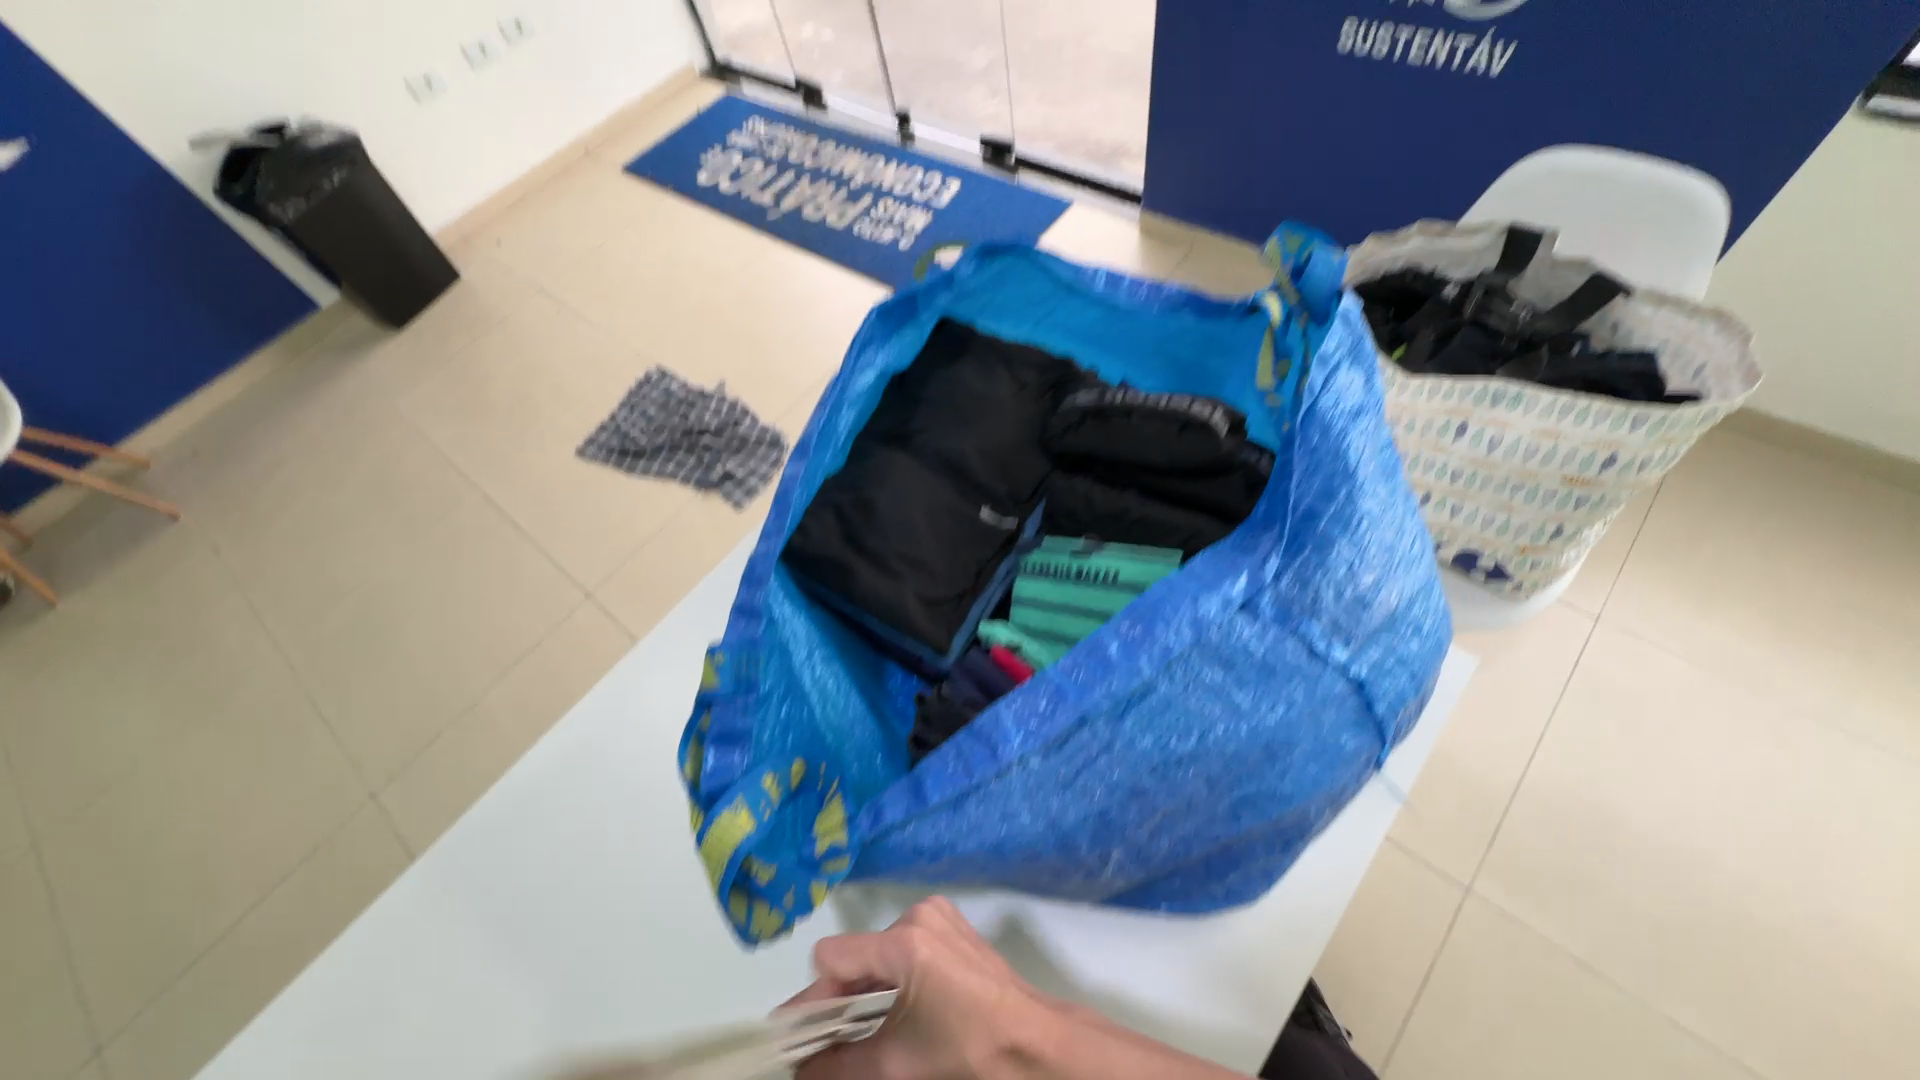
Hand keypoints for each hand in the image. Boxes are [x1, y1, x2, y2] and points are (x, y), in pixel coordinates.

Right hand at [784, 897, 1054, 1079]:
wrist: (1034, 1043)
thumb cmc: (967, 1051)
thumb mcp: (896, 1064)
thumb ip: (837, 1064)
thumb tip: (797, 1069)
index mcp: (905, 942)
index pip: (832, 957)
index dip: (811, 998)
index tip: (795, 1034)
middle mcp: (918, 914)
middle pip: (856, 954)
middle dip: (836, 998)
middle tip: (820, 1040)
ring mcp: (938, 915)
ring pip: (878, 950)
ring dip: (863, 989)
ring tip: (853, 1030)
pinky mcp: (951, 923)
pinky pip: (903, 945)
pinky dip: (889, 976)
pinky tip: (891, 1008)